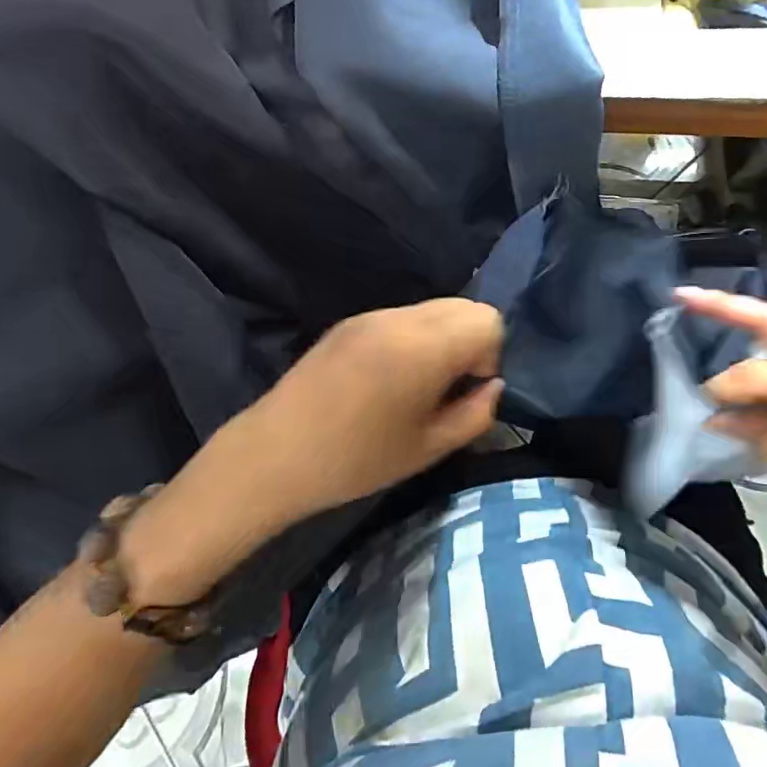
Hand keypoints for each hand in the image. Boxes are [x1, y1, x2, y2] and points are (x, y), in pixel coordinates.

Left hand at [205, 297, 505, 521]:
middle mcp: (400, 318)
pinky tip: (388, 378)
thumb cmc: (356, 460)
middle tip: (448, 387)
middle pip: (465, 306)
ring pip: (434, 308)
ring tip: (417, 384)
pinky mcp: (350, 321)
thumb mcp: (429, 448)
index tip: (466, 391)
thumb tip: (492, 386)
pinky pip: (403, 317)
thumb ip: (476, 414)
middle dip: (471, 341)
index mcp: (424, 346)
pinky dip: (414, 338)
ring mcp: (371, 315)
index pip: (488, 320)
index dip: (490, 356)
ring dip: (443, 338)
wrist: (274, 454)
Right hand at [676, 286, 766, 558]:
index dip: (725, 389)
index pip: (761, 375)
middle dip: (728, 306)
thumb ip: (766, 436)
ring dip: (747, 315)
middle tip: (684, 295)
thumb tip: (717, 415)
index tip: (702, 409)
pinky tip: (743, 342)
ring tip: (706, 306)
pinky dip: (764, 339)